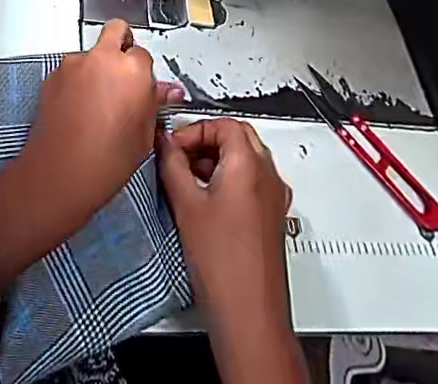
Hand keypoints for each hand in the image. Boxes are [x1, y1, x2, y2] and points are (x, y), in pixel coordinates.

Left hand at [13, 20, 182, 238]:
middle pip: (116, 30)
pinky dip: (77, 81)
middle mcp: (102, 59)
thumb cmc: (104, 160)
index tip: (142, 85)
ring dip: (97, 67)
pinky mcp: (54, 74)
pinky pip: (72, 69)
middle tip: (124, 71)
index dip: (143, 70)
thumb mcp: (143, 134)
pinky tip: (81, 108)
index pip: (143, 53)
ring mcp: (74, 64)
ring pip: (91, 53)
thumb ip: (153, 103)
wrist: (61, 171)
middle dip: (122, 43)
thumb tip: (165, 92)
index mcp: (131, 70)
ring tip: (99, 102)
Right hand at [157, 118, 292, 326]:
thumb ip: (171, 162)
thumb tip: (164, 142)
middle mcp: (268, 178)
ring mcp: (273, 199)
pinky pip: (250, 182)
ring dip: (215, 159)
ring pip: (245, 159)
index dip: (193, 129)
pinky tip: (204, 200)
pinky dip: (227, 179)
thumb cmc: (223, 264)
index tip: (173, 145)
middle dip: (205, 140)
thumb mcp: (184, 202)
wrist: (248, 313)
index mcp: (250, 166)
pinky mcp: (271, 218)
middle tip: (179, 154)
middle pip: (237, 137)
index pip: (223, 124)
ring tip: (187, 178)